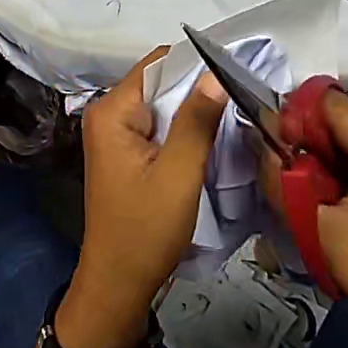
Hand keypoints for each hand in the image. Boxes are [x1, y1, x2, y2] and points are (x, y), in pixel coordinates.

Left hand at [55, 48, 226, 347]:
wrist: (119, 284)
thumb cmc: (146, 230)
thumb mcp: (179, 173)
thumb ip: (196, 120)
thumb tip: (216, 71)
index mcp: (112, 110)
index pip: (157, 64)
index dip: (195, 64)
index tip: (235, 71)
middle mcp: (107, 113)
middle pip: (159, 82)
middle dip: (197, 87)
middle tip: (240, 95)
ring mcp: (114, 133)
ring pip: (161, 104)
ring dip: (192, 109)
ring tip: (232, 114)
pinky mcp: (125, 151)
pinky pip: (158, 125)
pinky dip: (182, 128)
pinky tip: (208, 137)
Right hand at [260, 90, 347, 347]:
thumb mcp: (324, 233)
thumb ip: (282, 181)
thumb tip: (256, 139)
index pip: (329, 104)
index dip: (293, 122)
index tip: (277, 155)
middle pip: (335, 114)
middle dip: (305, 142)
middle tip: (291, 179)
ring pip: (341, 128)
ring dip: (318, 154)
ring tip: (311, 190)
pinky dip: (333, 163)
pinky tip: (330, 191)